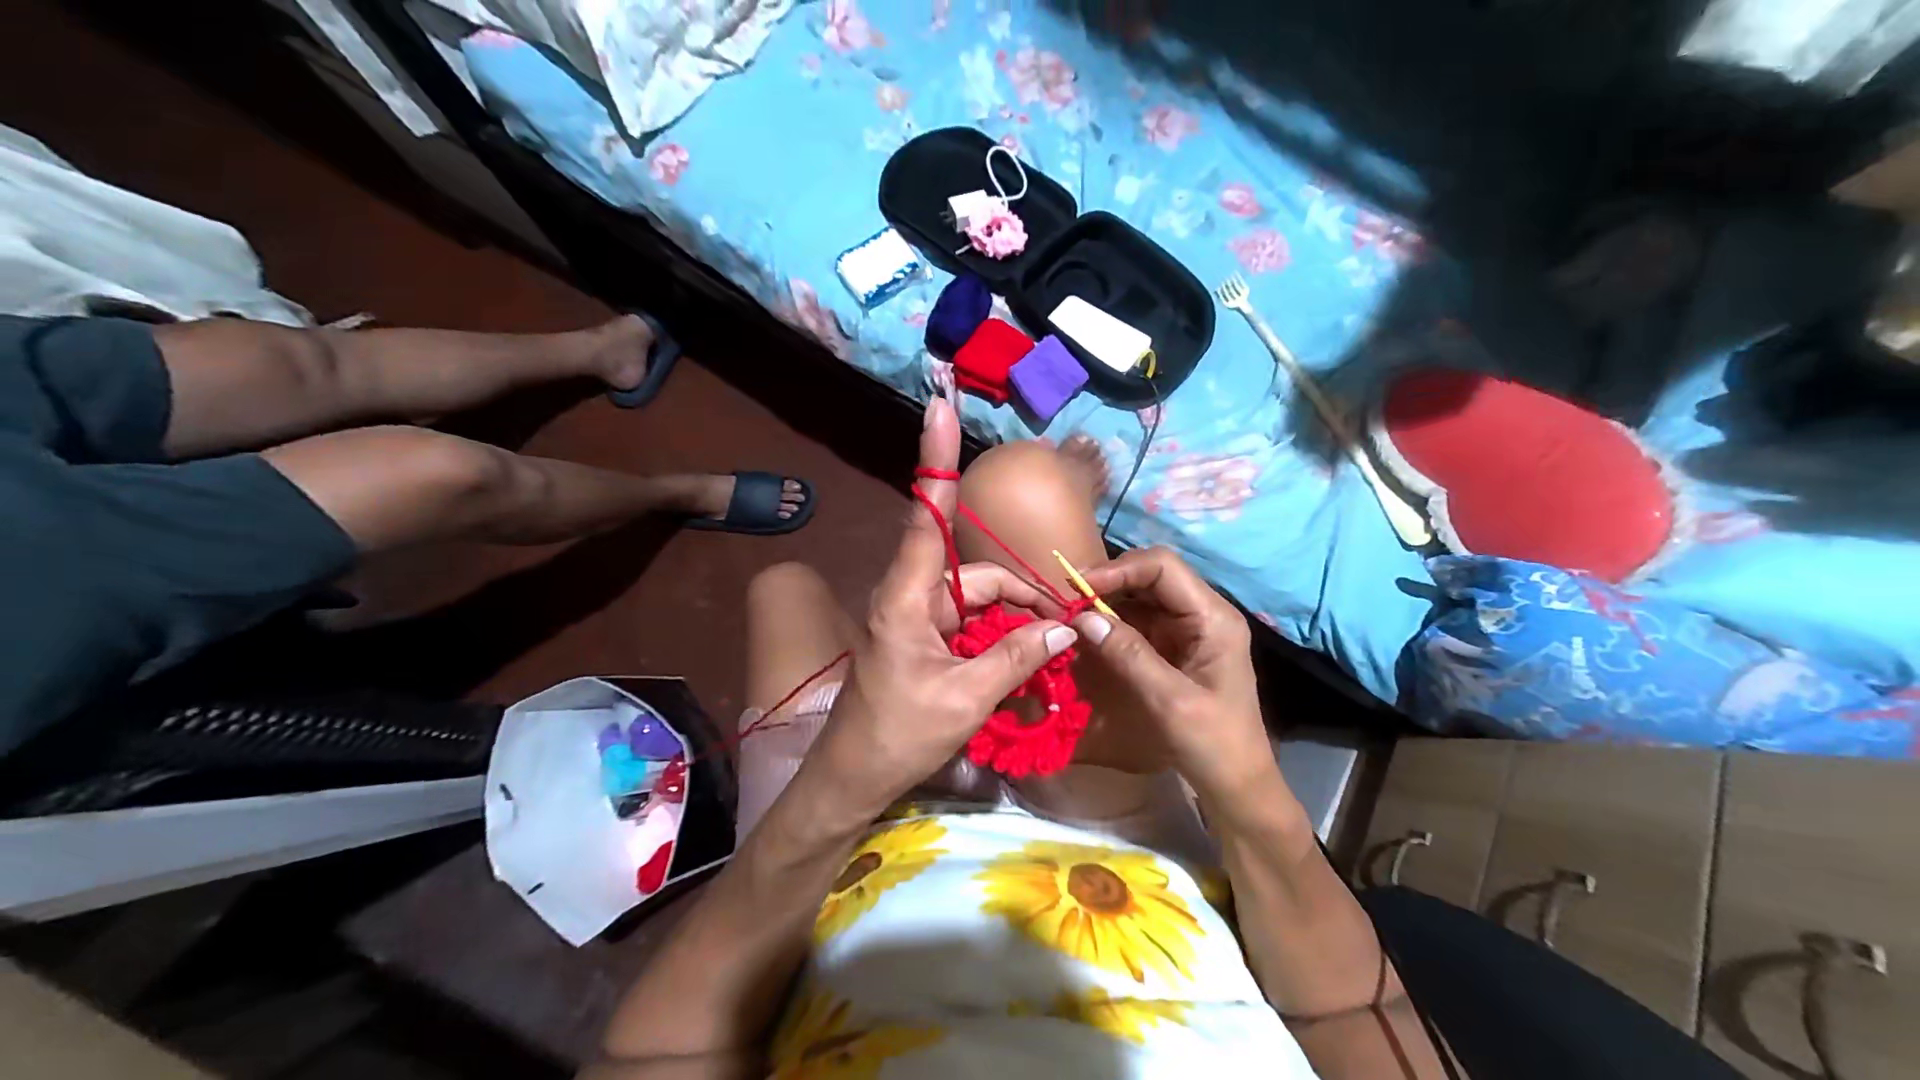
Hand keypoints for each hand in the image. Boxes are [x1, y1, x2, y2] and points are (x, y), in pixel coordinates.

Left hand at [795, 400, 1076, 823]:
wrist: (854, 777)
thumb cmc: (900, 735)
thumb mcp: (967, 698)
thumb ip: (1018, 657)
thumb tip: (1066, 626)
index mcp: (907, 597)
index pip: (925, 514)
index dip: (935, 457)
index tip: (939, 406)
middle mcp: (910, 595)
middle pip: (978, 575)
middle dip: (1023, 597)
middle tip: (1065, 629)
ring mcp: (917, 618)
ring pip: (979, 602)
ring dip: (1014, 624)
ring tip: (1049, 658)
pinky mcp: (923, 638)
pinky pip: (971, 624)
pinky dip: (999, 639)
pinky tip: (1026, 667)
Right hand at [1071, 547, 1278, 805]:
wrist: (1235, 782)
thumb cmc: (1212, 742)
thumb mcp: (1169, 700)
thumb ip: (1129, 654)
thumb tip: (1083, 618)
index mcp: (1213, 618)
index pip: (1163, 567)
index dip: (1119, 569)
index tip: (1079, 586)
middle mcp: (1202, 613)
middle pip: (1152, 574)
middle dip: (1109, 580)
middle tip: (1069, 598)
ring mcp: (1188, 628)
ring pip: (1142, 594)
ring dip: (1107, 598)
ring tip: (1073, 611)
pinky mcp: (1173, 644)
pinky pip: (1138, 618)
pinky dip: (1112, 619)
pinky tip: (1090, 629)